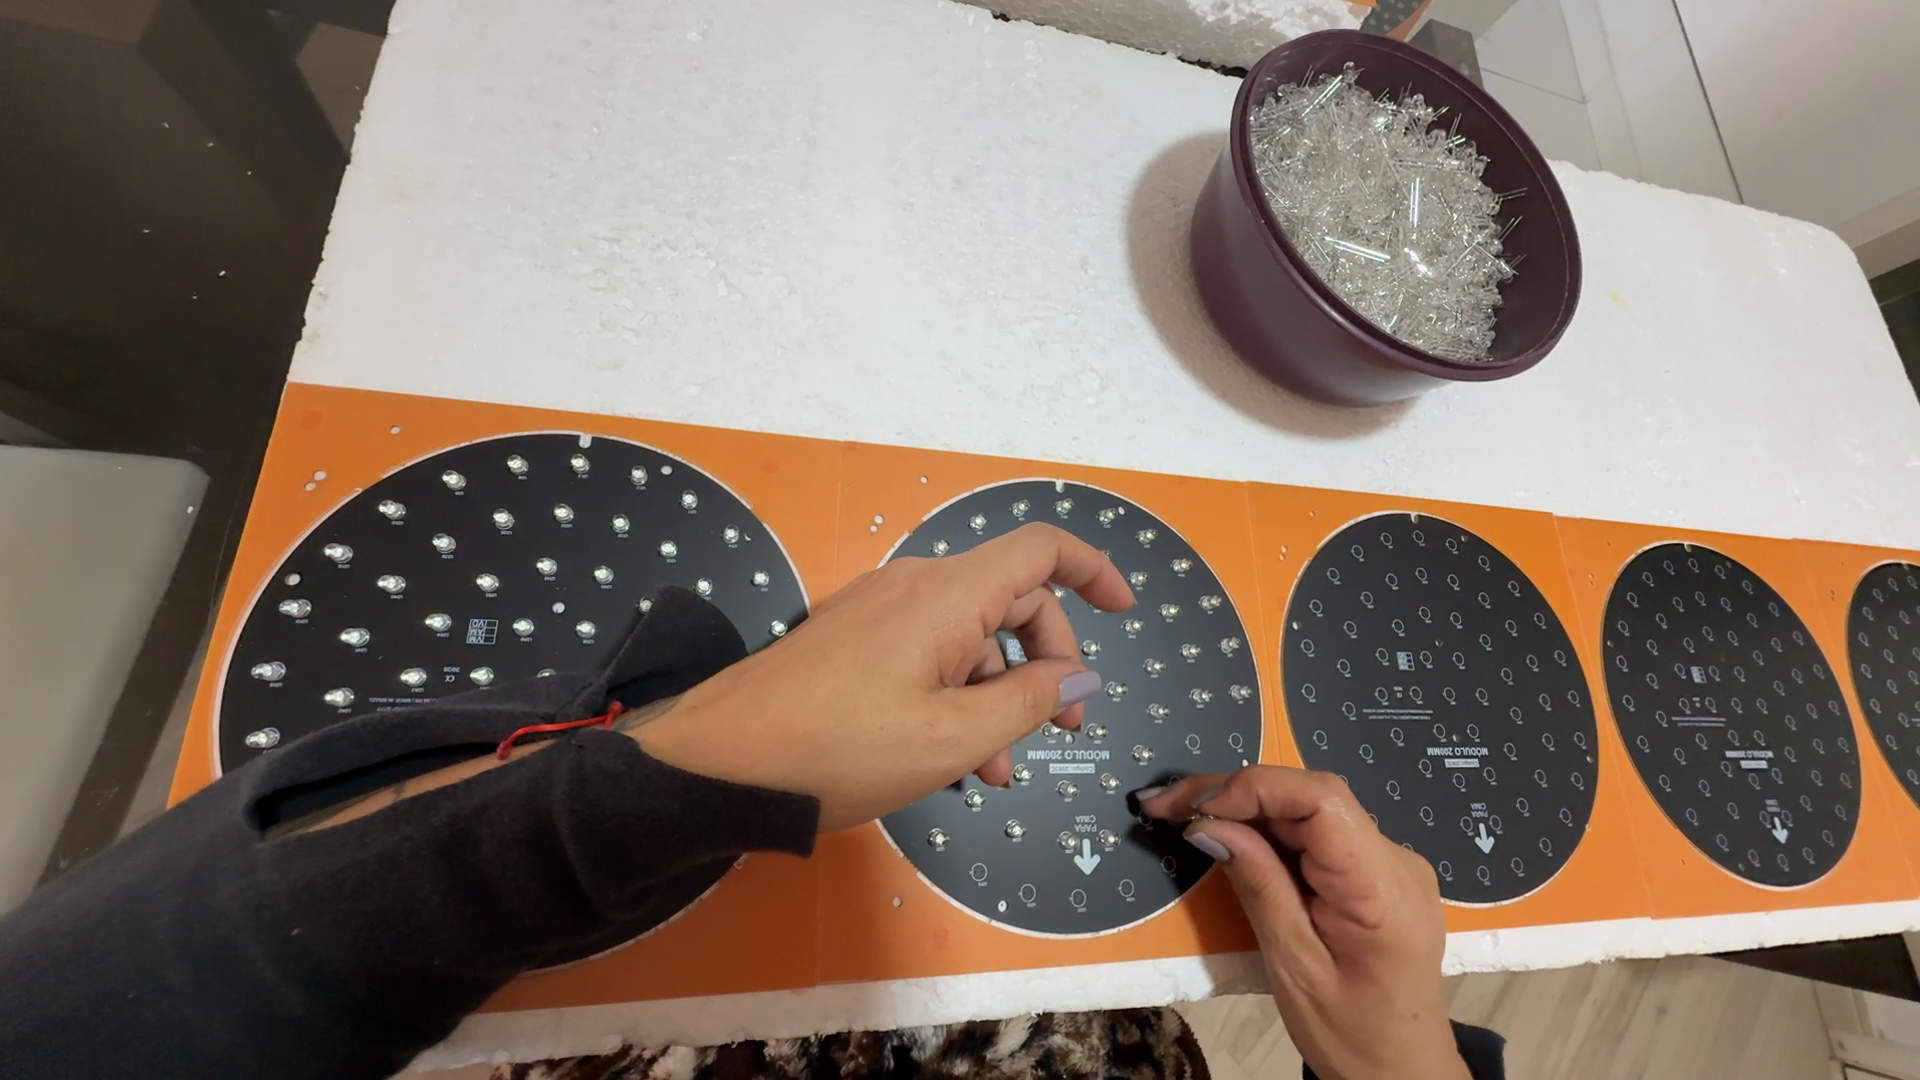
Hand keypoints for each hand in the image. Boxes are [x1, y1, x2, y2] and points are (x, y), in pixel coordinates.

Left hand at [632, 524, 1134, 831]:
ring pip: (967, 635)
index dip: (1092, 569)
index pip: (1040, 549)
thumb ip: (1028, 701)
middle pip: (1010, 599)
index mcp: (948, 593)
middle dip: (1047, 660)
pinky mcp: (854, 635)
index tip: (1124, 609)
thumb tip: (1080, 676)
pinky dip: (954, 691)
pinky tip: (952, 753)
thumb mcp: (952, 738)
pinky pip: (926, 650)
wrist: (718, 762)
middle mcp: (916, 584)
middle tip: (1063, 728)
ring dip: (997, 691)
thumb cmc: (841, 750)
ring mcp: (879, 607)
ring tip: (997, 767)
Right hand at [1141, 768, 1467, 1079]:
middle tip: (1162, 804)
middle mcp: (1393, 858)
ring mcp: (1384, 858)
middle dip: (1229, 793)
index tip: (1193, 810)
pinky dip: (1258, 824)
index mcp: (1383, 888)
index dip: (1252, 789)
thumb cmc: (1350, 1034)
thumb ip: (1257, 886)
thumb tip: (1204, 824)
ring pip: (1300, 806)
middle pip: (1304, 797)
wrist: (1402, 1073)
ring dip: (1237, 805)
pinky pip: (1307, 828)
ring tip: (1177, 811)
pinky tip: (1220, 828)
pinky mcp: (1365, 865)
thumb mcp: (1293, 966)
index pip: (1321, 800)